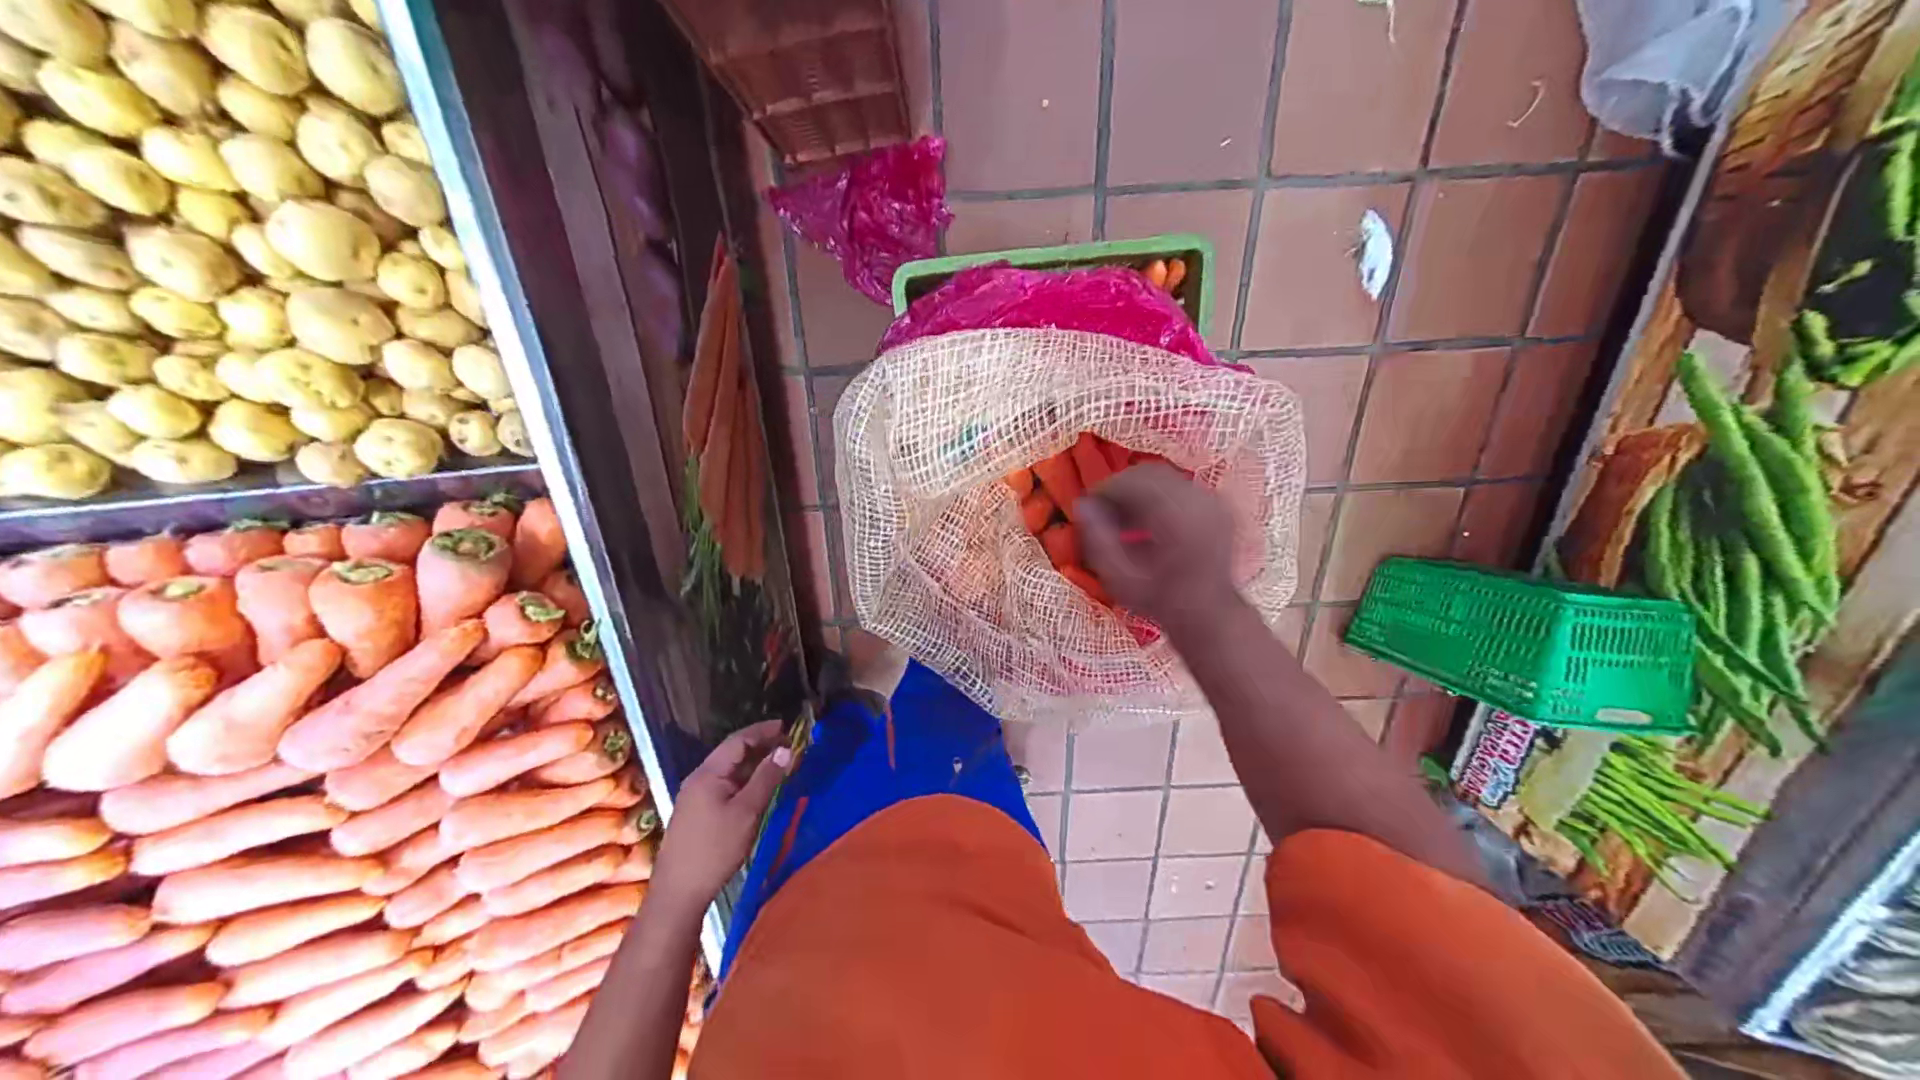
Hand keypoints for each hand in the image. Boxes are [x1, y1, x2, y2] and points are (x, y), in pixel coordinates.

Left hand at [652, 719, 791, 908]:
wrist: (678, 893)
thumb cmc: (715, 849)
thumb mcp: (747, 812)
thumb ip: (766, 778)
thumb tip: (785, 750)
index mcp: (708, 774)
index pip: (738, 741)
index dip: (763, 731)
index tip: (787, 727)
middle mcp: (698, 779)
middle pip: (732, 754)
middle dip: (761, 746)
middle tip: (789, 746)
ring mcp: (695, 797)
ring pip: (729, 771)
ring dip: (754, 765)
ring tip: (780, 765)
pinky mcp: (696, 814)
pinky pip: (724, 786)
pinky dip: (745, 781)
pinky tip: (759, 790)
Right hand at [1075, 464, 1241, 632]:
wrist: (1210, 617)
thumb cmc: (1161, 603)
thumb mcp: (1120, 579)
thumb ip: (1097, 540)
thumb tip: (1082, 506)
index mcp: (1176, 516)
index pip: (1132, 481)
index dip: (1104, 490)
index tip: (1087, 508)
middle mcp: (1198, 500)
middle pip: (1148, 474)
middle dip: (1120, 488)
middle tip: (1102, 512)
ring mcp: (1212, 501)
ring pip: (1164, 478)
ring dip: (1138, 491)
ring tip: (1123, 519)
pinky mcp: (1216, 506)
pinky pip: (1179, 487)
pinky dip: (1158, 496)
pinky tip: (1146, 522)